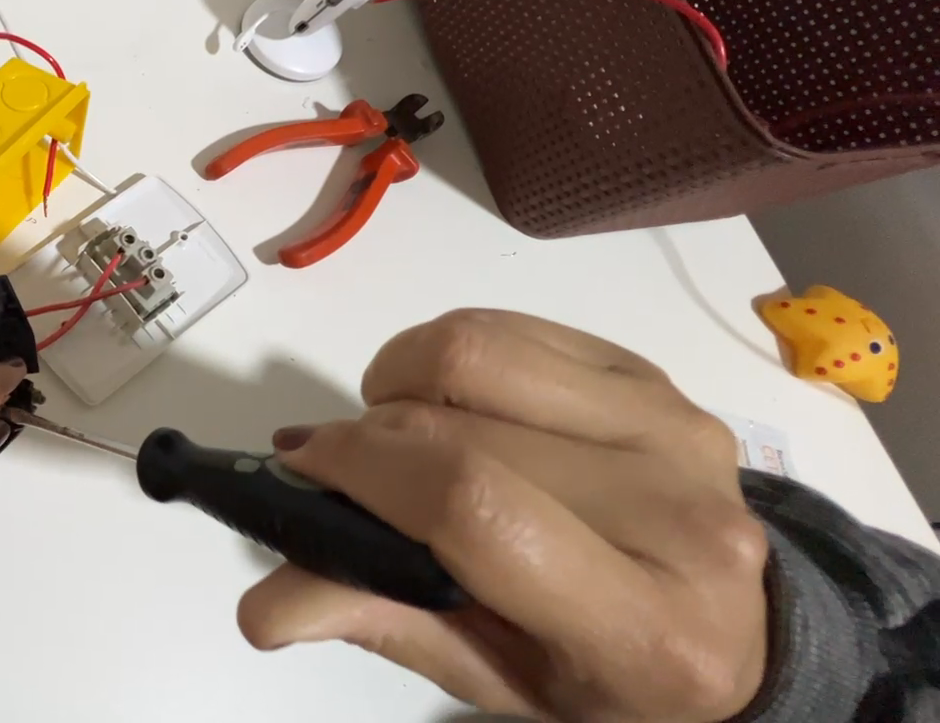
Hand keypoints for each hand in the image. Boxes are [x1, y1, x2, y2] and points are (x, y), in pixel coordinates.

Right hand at [238, 310, 768, 721]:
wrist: (734, 621)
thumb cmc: (595, 665)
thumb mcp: (485, 669)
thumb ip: (373, 621)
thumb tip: (259, 610)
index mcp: (641, 623)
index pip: (470, 506)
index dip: (362, 466)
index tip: (302, 462)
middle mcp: (676, 514)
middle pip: (450, 424)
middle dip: (366, 435)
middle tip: (353, 467)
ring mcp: (669, 426)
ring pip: (466, 350)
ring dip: (396, 381)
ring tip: (403, 427)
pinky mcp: (649, 371)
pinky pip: (494, 325)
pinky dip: (435, 352)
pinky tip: (448, 400)